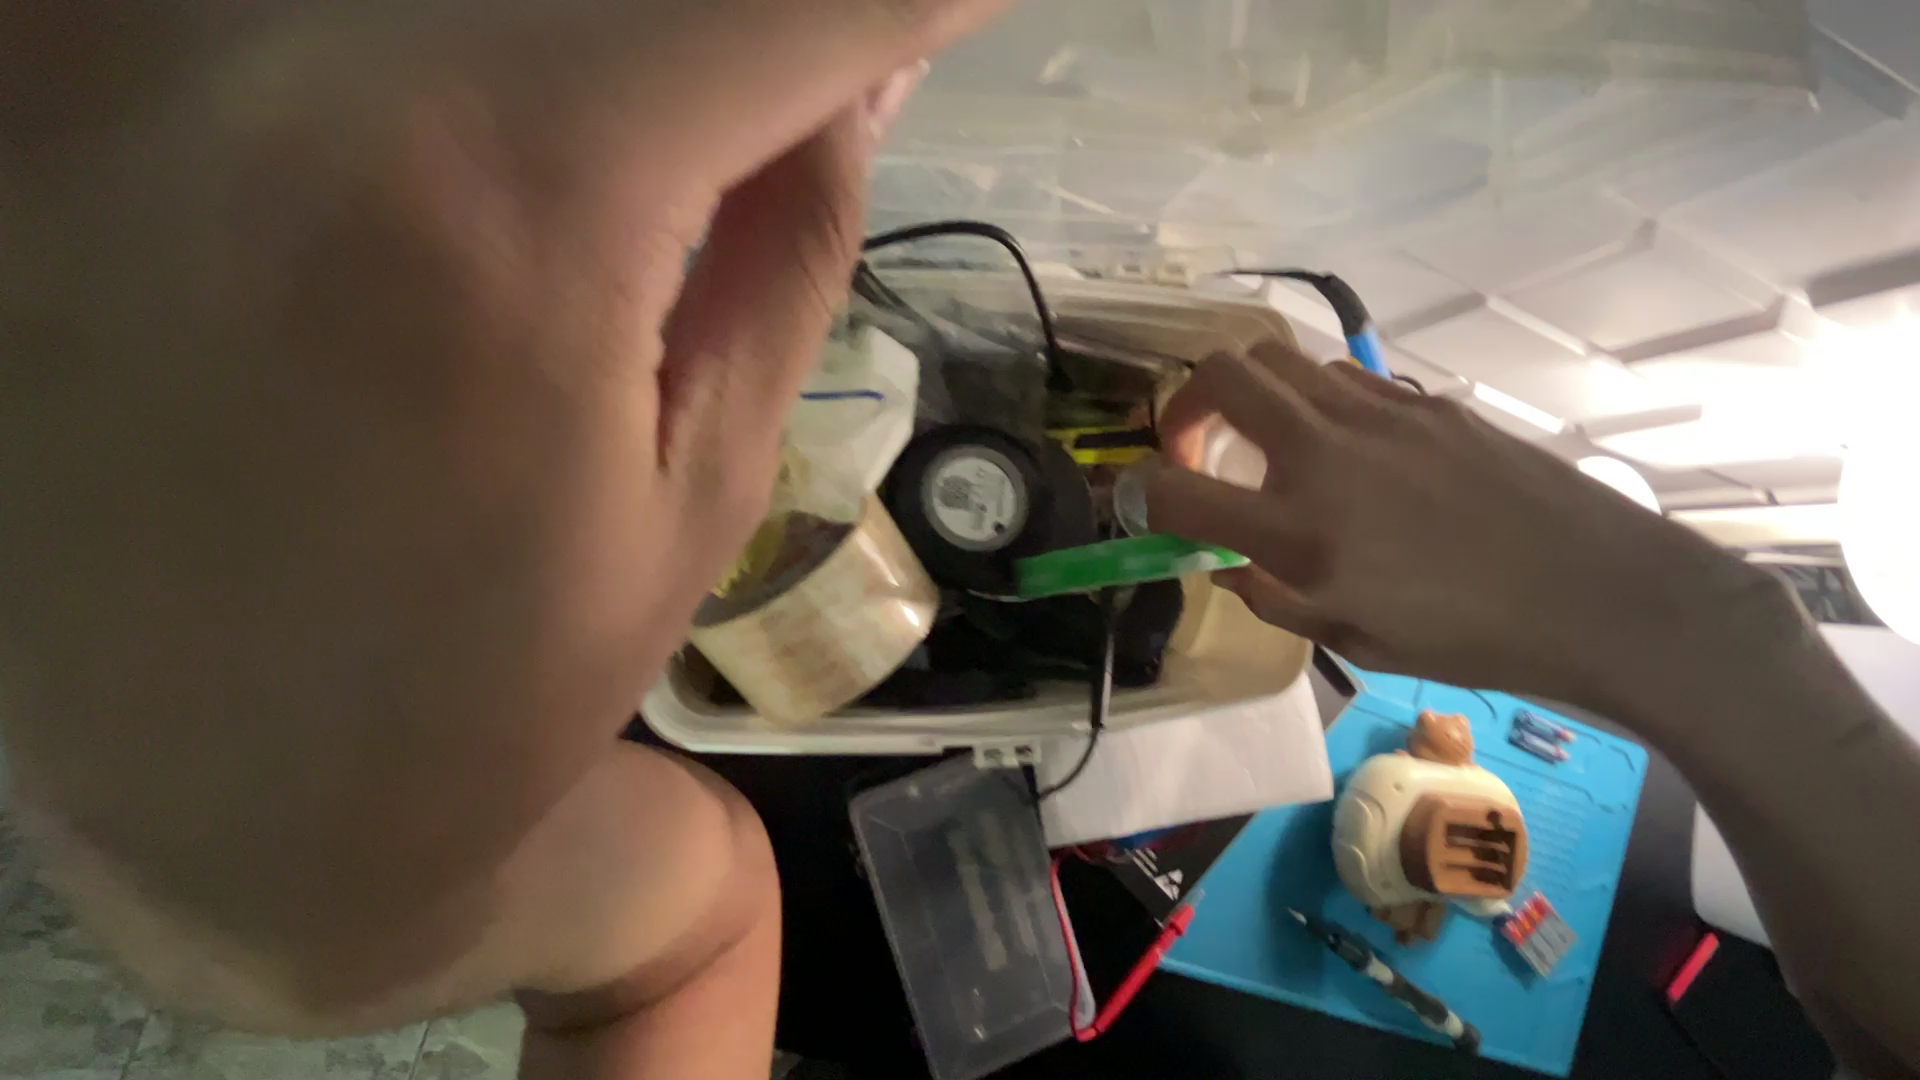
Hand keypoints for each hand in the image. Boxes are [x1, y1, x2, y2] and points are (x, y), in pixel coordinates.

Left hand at [0, 0, 1000, 951]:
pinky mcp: (59, 69)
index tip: (963, 5)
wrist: (235, 789)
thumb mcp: (711, 473)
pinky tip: (580, 144)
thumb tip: (864, 72)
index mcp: (511, 196)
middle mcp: (298, 49)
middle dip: (772, 27)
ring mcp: (129, 32)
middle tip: (837, 77)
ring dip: (639, 47)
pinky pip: (375, 32)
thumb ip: (793, 238)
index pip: (772, 4)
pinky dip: (507, 59)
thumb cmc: (517, 665)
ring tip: (713, 147)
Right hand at [1145, 346, 1785, 707]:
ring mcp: (1379, 413)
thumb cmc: (1469, 637)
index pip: (1176, 489)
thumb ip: (1270, 597)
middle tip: (1197, 445)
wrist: (1607, 595)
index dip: (1141, 492)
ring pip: (1279, 356)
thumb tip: (1229, 566)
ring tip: (1268, 441)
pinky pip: (1340, 376)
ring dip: (1249, 392)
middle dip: (1185, 403)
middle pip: (1220, 373)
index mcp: (1300, 531)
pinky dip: (1313, 399)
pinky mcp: (1425, 400)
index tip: (1145, 502)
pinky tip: (1343, 446)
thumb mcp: (1350, 640)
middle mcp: (1326, 454)